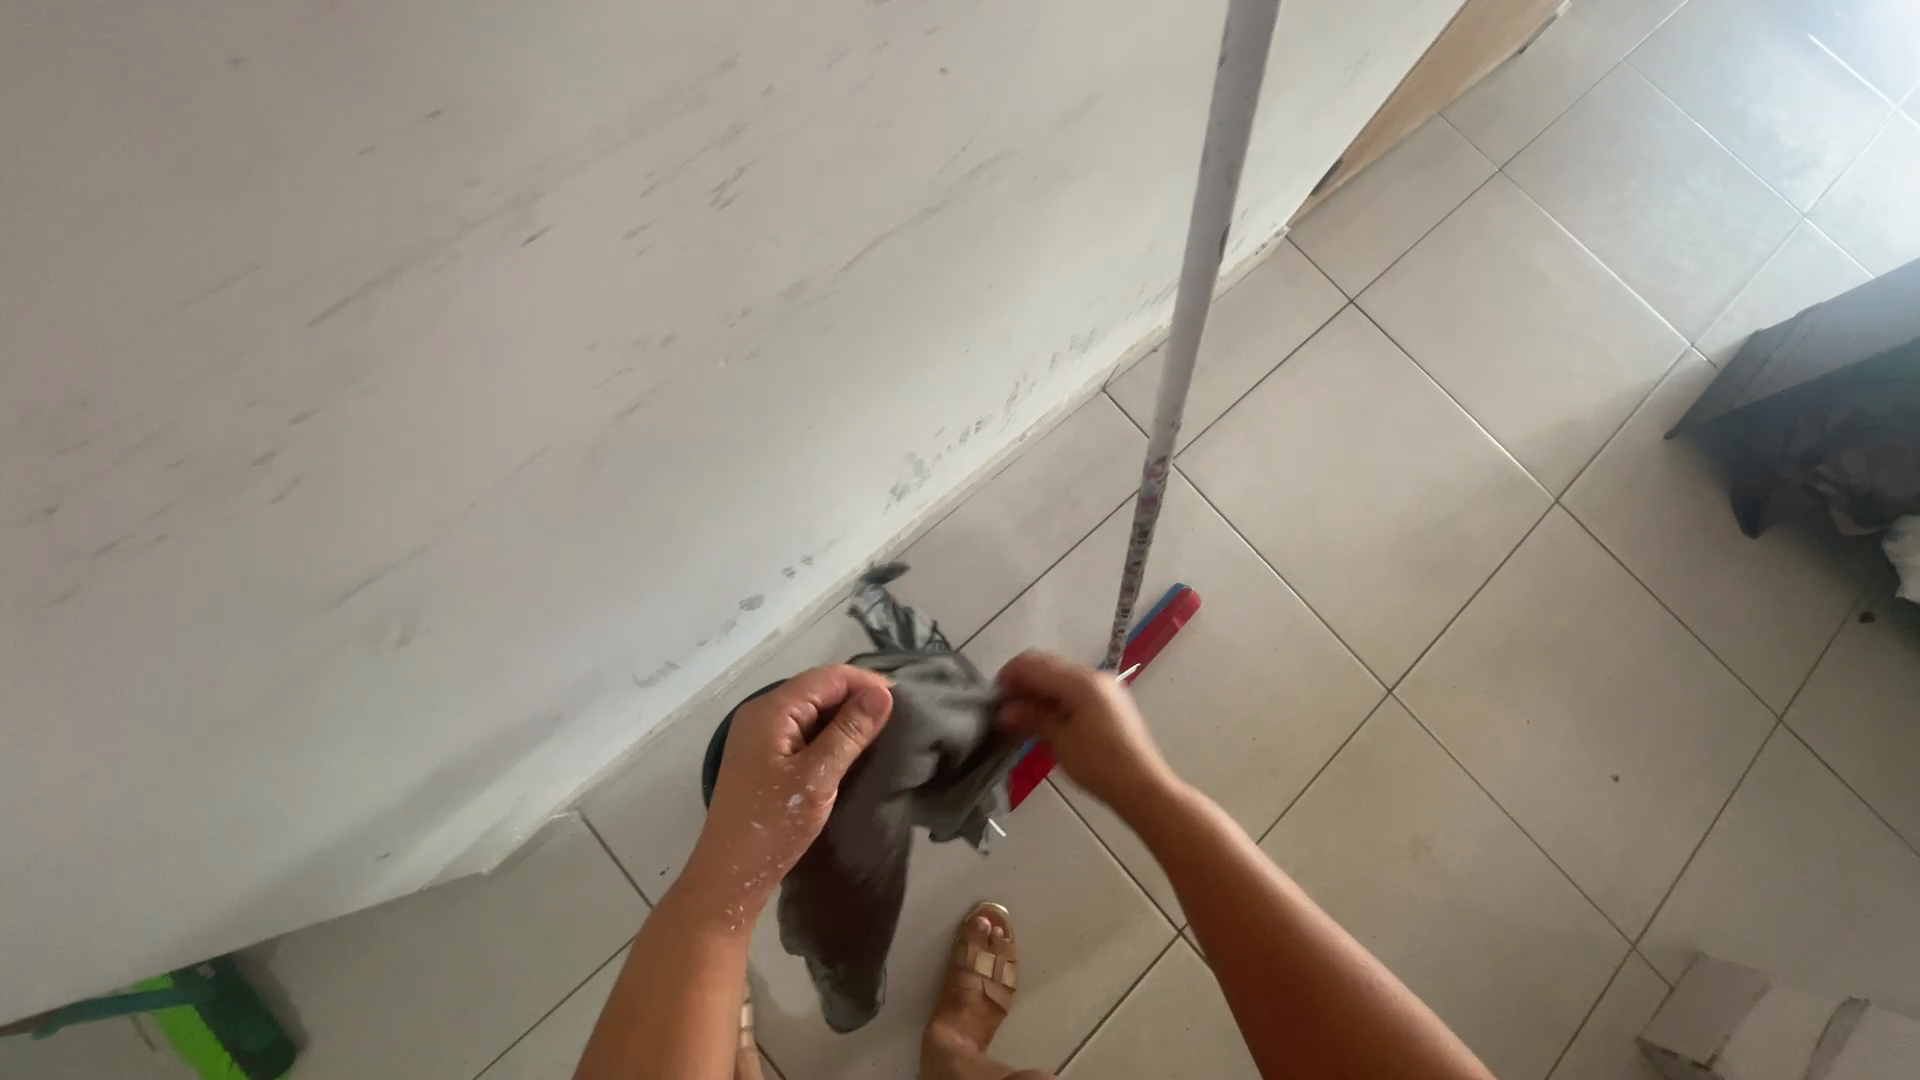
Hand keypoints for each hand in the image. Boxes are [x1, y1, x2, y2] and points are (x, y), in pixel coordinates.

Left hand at [680, 665, 893, 928]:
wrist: (729, 877)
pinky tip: (852, 748)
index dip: (866, 683)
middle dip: (858, 697)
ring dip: (846, 716)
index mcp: (771, 710)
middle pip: (819, 688)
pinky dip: (830, 733)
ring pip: (813, 709)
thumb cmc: (772, 826)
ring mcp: (761, 734)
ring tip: (882, 731)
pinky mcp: (764, 755)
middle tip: (897, 718)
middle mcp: (763, 712)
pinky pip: (804, 729)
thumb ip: (850, 732)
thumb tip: (884, 694)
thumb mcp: (818, 777)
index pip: (828, 677)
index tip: (903, 703)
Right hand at [995, 650, 1176, 810]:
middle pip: (1047, 666)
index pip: (1034, 664)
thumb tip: (1004, 710)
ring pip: (1060, 676)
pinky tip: (1043, 719)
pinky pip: (1073, 688)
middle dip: (1022, 682)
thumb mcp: (1059, 741)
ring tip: (1020, 717)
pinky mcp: (1109, 701)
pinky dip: (1054, 697)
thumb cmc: (1099, 765)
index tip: (993, 698)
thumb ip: (1031, 718)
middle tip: (1004, 709)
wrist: (1143, 786)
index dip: (1009, 676)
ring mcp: (1104, 687)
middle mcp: (1093, 676)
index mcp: (1080, 681)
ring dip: (1037, 690)